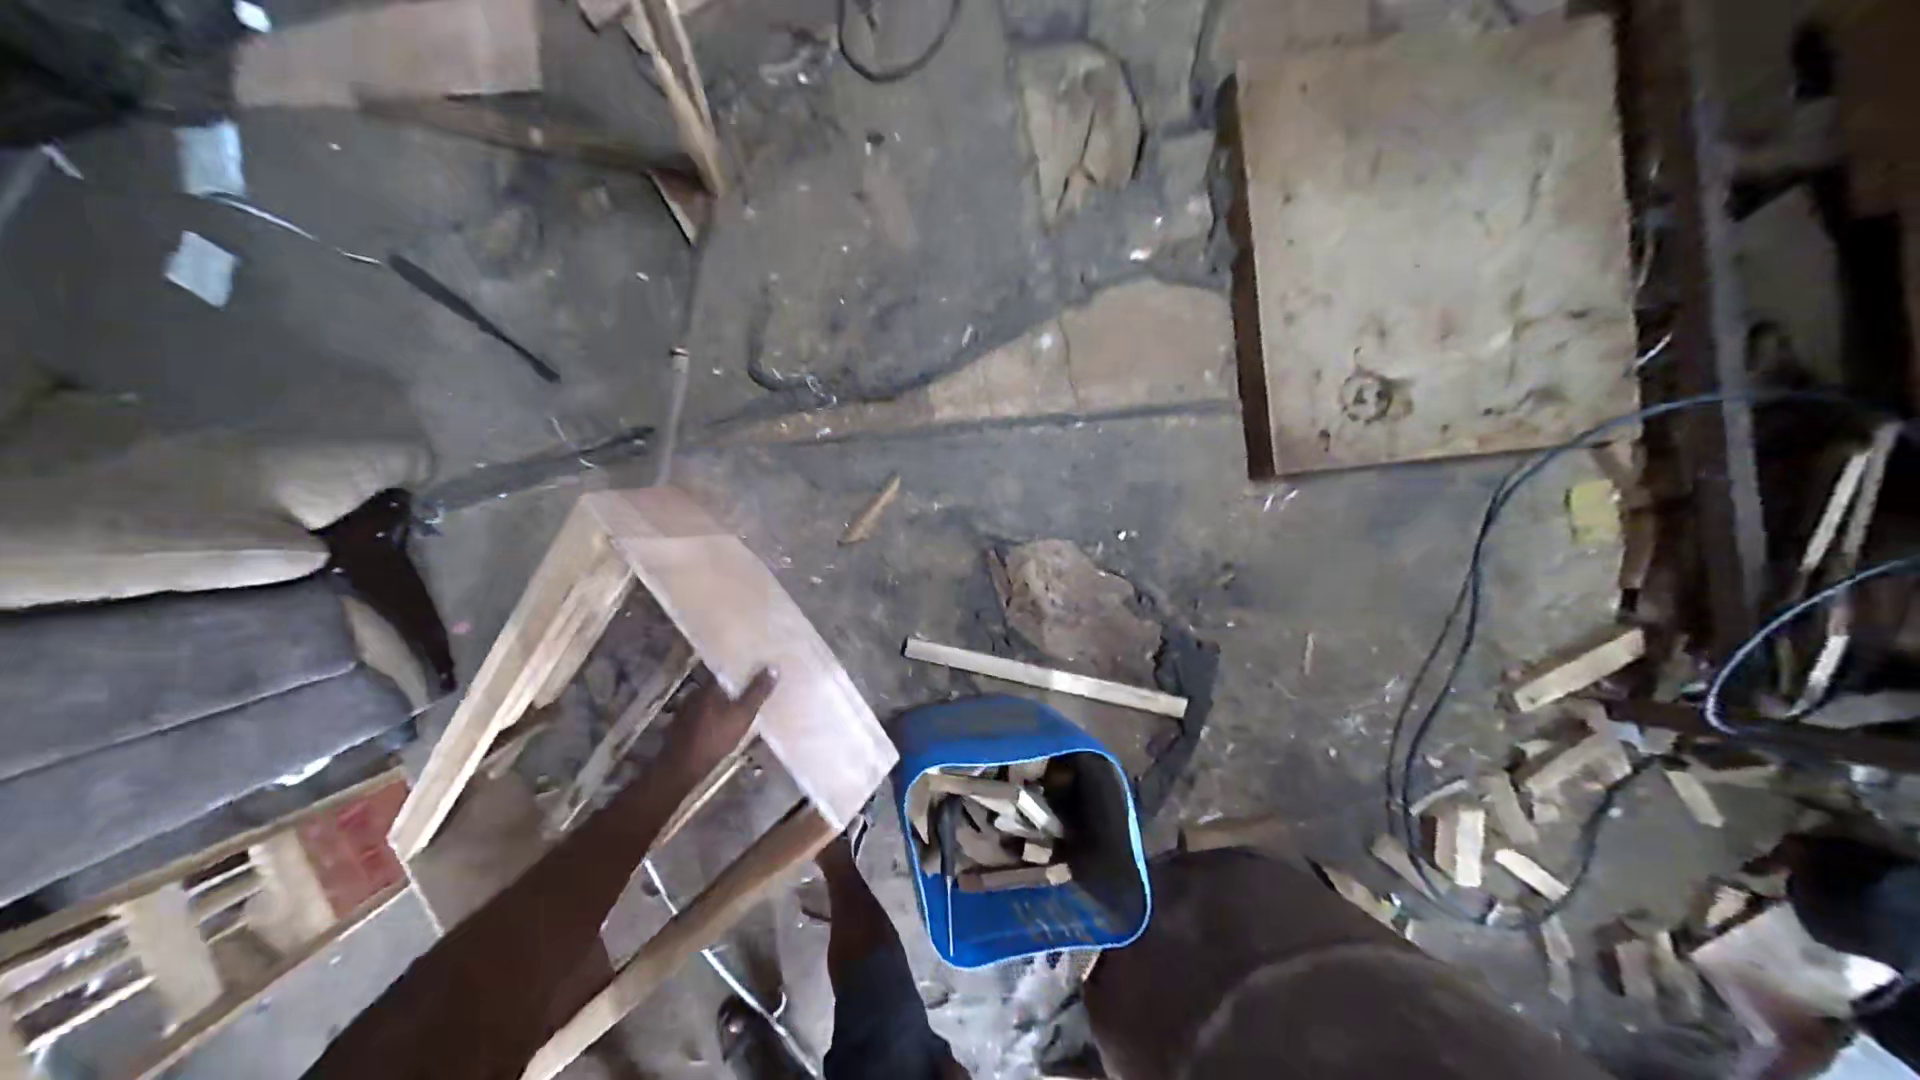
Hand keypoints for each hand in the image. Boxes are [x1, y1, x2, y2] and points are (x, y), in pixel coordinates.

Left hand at [661, 669, 776, 774]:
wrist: (683, 767)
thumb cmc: (715, 738)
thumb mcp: (743, 715)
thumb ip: (757, 693)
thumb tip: (773, 668)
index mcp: (709, 687)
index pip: (727, 674)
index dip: (740, 676)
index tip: (753, 678)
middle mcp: (694, 694)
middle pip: (716, 689)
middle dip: (730, 693)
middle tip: (746, 698)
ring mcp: (683, 711)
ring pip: (706, 704)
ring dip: (718, 708)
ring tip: (733, 715)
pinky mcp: (678, 727)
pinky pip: (698, 718)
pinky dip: (708, 721)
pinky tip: (716, 730)